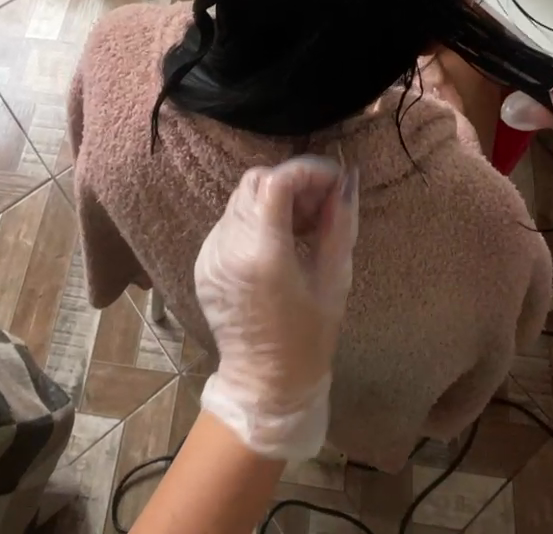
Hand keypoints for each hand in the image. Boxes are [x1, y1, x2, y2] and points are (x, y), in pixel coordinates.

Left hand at [194, 157, 358, 458]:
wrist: (265, 381)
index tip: (334, 180)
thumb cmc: (309, 337)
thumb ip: (340, 224)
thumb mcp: (335, 279)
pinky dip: (256, 218)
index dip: (308, 171)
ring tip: (303, 223)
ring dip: (274, 198)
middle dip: (292, 182)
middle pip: (255, 181)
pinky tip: (278, 242)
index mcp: (263, 253)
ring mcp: (211, 252)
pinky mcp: (204, 261)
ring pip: (241, 198)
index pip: (277, 181)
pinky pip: (230, 221)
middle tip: (321, 202)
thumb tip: (348, 180)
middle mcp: (229, 246)